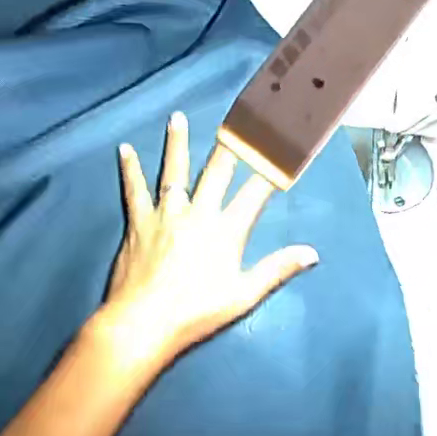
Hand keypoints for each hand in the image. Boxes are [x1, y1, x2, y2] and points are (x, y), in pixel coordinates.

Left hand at [87, 112, 318, 374]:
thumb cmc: (196, 313)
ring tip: (176, 118)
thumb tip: (312, 253)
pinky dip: (130, 170)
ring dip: (177, 144)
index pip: (256, 190)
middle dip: (230, 141)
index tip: (285, 141)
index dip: (273, 164)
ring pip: (174, 172)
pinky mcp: (139, 224)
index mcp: (226, 230)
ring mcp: (166, 215)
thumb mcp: (243, 296)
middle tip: (237, 114)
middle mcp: (197, 213)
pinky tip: (124, 150)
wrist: (144, 322)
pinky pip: (135, 191)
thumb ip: (276, 269)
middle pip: (217, 170)